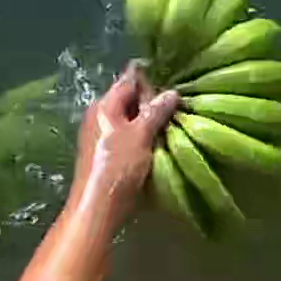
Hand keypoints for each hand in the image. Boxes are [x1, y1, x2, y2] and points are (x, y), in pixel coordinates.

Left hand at [71, 62, 178, 219]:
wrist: (98, 207)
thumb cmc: (117, 167)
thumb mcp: (140, 135)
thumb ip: (155, 111)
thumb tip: (172, 92)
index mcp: (104, 106)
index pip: (129, 79)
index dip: (151, 75)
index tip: (176, 73)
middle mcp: (101, 115)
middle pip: (131, 96)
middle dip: (155, 97)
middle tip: (181, 99)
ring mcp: (104, 132)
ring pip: (133, 115)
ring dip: (153, 116)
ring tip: (178, 116)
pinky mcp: (110, 149)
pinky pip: (132, 130)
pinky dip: (147, 130)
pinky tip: (164, 135)